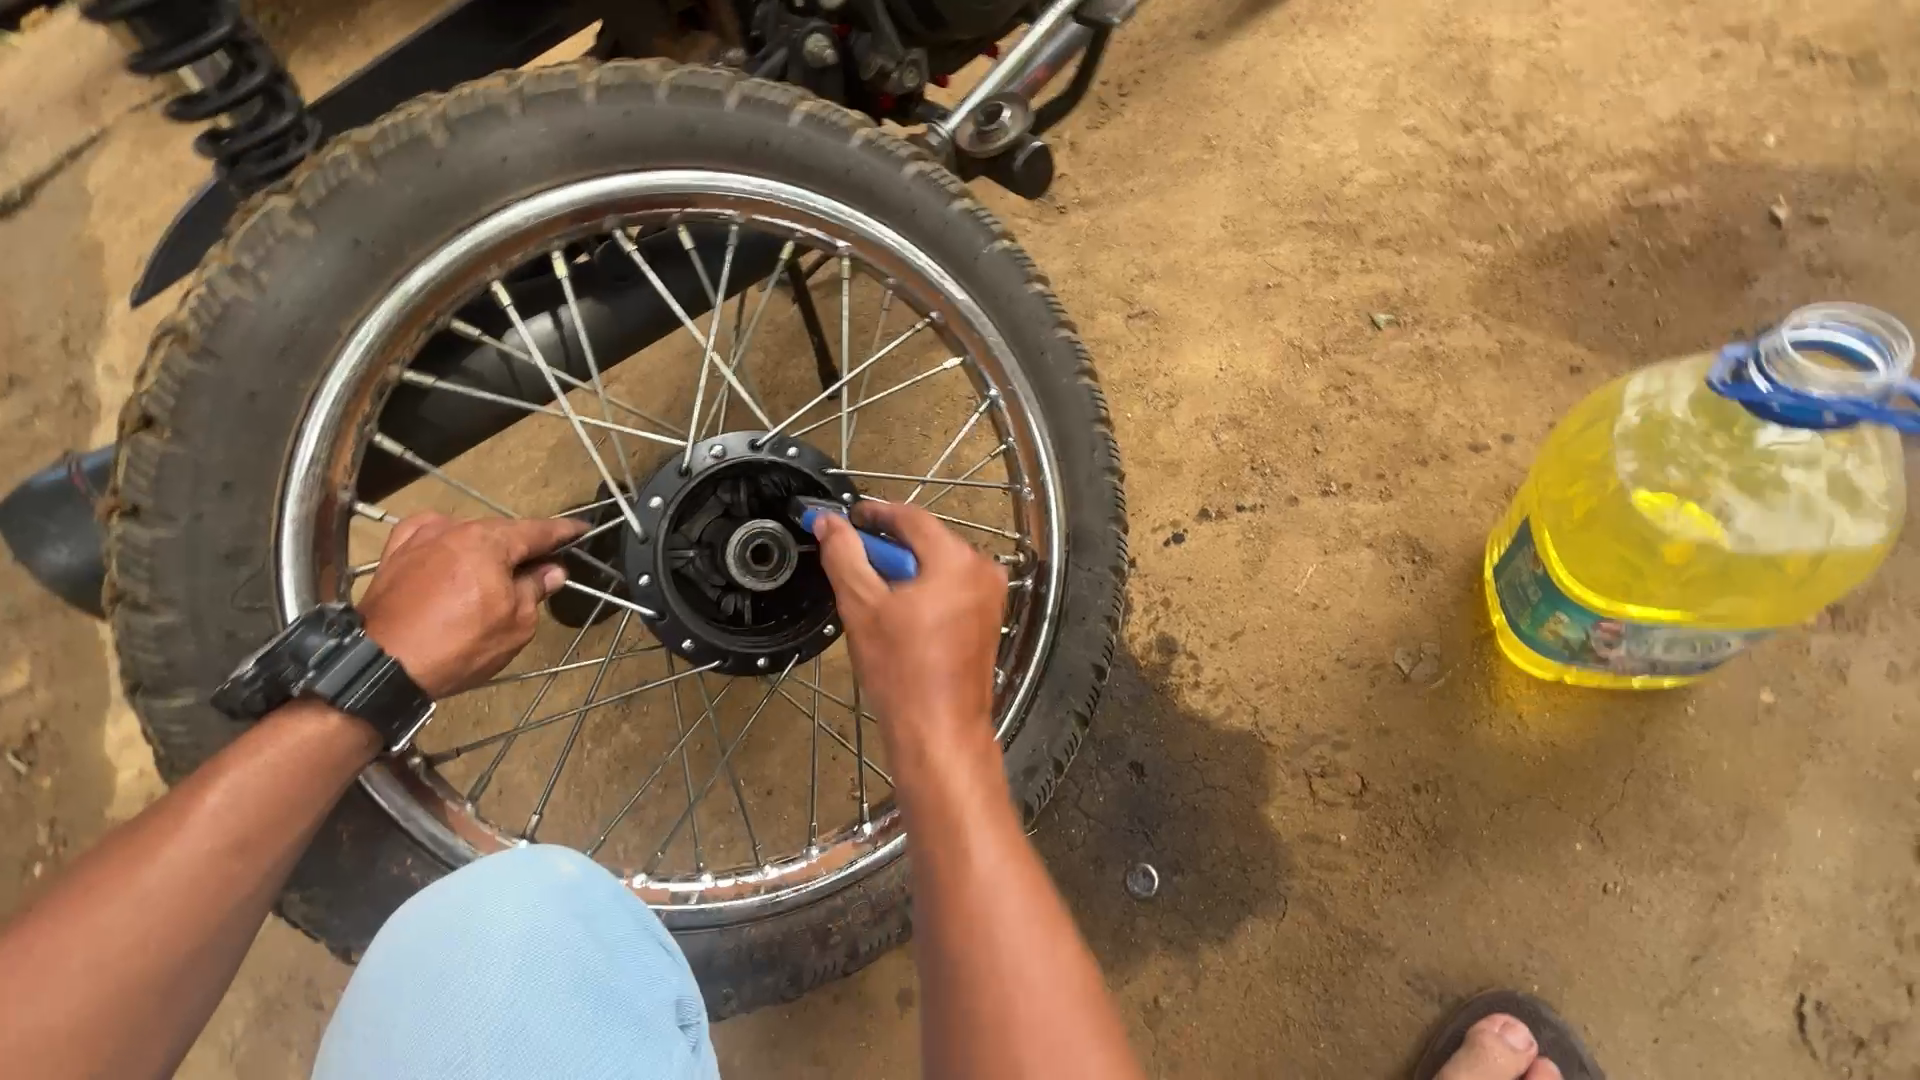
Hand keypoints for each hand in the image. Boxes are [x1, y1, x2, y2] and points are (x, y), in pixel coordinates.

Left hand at [357, 513, 587, 697]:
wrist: (381, 666)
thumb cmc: (458, 645)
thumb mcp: (516, 623)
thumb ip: (535, 589)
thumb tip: (551, 571)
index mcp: (489, 542)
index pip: (538, 531)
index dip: (565, 532)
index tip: (582, 529)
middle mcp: (454, 529)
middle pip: (502, 531)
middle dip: (524, 546)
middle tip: (543, 565)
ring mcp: (419, 539)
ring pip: (467, 534)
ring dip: (487, 548)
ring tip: (497, 570)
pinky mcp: (395, 555)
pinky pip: (430, 537)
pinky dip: (448, 543)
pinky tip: (453, 555)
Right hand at [811, 501, 1006, 750]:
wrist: (940, 732)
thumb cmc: (902, 672)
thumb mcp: (863, 607)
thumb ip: (845, 556)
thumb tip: (829, 523)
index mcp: (957, 561)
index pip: (911, 517)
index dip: (875, 513)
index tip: (848, 517)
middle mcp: (983, 572)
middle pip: (928, 542)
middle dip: (889, 548)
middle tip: (854, 559)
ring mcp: (990, 598)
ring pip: (939, 567)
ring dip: (905, 572)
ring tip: (873, 594)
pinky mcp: (987, 621)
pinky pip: (952, 590)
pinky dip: (924, 592)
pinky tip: (899, 615)